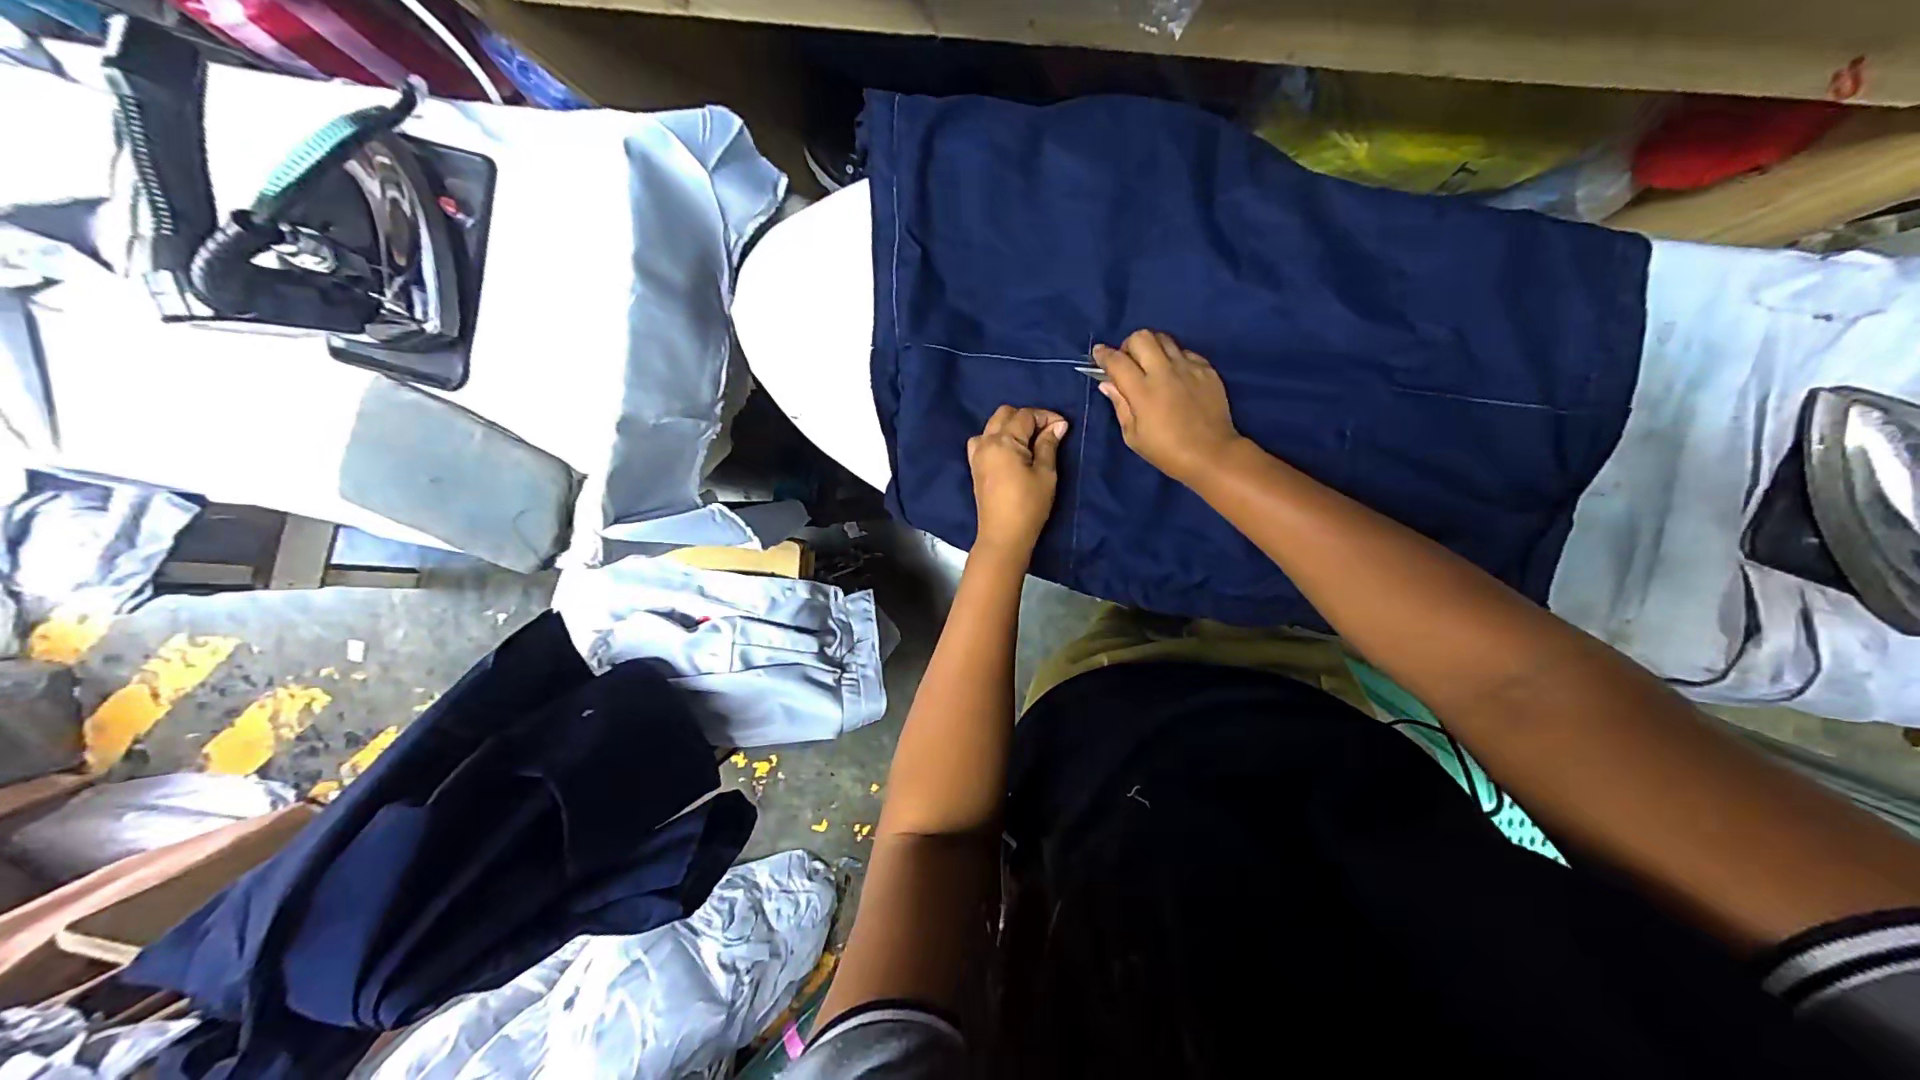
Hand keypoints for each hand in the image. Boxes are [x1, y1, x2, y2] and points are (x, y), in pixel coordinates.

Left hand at [967, 405, 1068, 555]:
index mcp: (1003, 441)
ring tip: (1028, 442)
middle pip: (1005, 414)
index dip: (1046, 417)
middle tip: (1047, 433)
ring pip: (991, 426)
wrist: (1003, 535)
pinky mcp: (975, 467)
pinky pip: (983, 441)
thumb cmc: (1028, 505)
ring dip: (1010, 426)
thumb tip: (1058, 425)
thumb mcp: (1045, 473)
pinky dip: (996, 438)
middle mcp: (986, 442)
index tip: (1063, 427)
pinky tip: (1010, 451)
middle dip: (1027, 418)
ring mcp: (977, 455)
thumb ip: (1048, 445)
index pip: (1025, 415)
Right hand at [1092, 329, 1245, 487]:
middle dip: (1129, 345)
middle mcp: (1165, 371)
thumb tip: (1108, 384)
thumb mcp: (1133, 436)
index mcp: (1143, 391)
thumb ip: (1120, 405)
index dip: (1103, 354)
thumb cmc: (1166, 451)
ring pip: (1164, 339)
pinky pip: (1185, 352)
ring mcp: (1188, 367)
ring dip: (1152, 347)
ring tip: (1152, 365)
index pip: (1117, 361)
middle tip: (1128, 362)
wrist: (1211, 454)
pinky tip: (1175, 376)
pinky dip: (1174, 358)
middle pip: (1141, 337)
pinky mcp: (1207, 369)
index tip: (1098, 354)